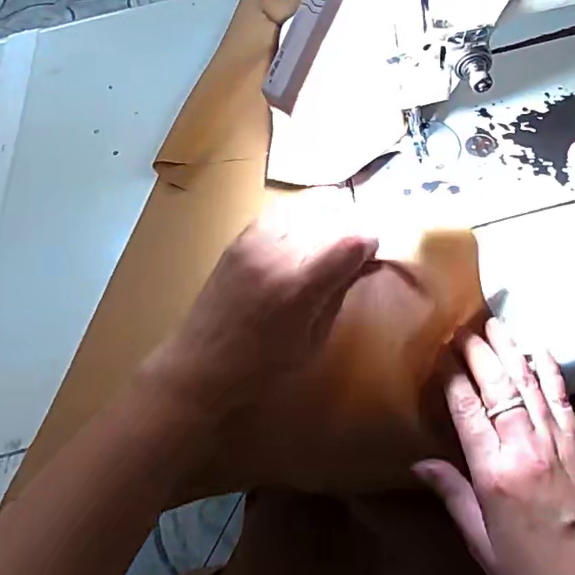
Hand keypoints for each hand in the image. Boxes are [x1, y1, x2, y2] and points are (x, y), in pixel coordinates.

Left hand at [142, 222, 376, 412]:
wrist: (200, 367)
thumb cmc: (263, 368)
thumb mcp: (314, 338)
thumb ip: (340, 290)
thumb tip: (367, 260)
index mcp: (299, 287)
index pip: (350, 240)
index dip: (369, 240)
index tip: (374, 250)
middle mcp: (276, 254)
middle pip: (330, 214)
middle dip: (350, 225)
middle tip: (355, 246)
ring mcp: (254, 241)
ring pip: (305, 205)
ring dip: (325, 216)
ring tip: (330, 238)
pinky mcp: (239, 238)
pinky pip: (279, 212)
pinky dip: (298, 218)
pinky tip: (302, 237)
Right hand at [413, 317, 574, 574]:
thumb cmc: (532, 574)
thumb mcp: (481, 542)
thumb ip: (453, 494)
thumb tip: (420, 464)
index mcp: (494, 474)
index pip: (467, 411)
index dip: (453, 378)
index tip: (440, 354)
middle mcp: (525, 448)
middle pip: (497, 387)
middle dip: (477, 352)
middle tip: (461, 328)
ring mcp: (555, 441)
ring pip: (528, 383)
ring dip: (509, 349)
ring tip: (493, 324)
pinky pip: (561, 396)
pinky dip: (548, 369)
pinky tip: (537, 348)